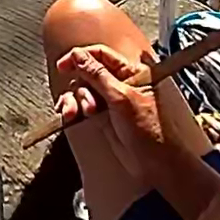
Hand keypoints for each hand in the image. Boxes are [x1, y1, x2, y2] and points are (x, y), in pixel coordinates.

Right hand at [55, 45, 175, 182]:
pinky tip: (70, 115)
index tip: (64, 65)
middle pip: (85, 72)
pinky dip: (71, 108)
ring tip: (78, 112)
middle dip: (79, 86)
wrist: (156, 165)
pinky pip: (78, 105)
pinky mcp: (101, 115)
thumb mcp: (121, 98)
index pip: (99, 54)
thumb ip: (97, 74)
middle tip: (85, 101)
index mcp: (130, 73)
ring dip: (74, 100)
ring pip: (79, 89)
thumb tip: (78, 55)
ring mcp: (108, 100)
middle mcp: (118, 83)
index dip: (80, 57)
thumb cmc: (151, 131)